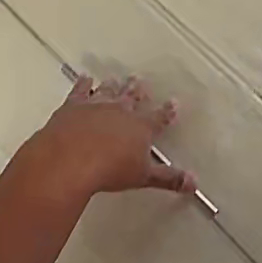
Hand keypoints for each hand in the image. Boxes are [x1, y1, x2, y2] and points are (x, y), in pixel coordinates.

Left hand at [14, 75, 195, 199]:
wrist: (70, 162)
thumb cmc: (109, 168)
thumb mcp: (143, 177)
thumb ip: (168, 178)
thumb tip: (191, 183)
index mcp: (141, 126)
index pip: (160, 117)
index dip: (168, 111)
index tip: (173, 104)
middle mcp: (120, 110)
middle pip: (132, 97)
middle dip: (138, 91)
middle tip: (141, 83)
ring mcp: (96, 105)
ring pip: (109, 91)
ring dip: (114, 86)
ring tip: (117, 79)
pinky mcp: (73, 107)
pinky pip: (81, 91)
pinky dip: (84, 85)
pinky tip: (85, 80)